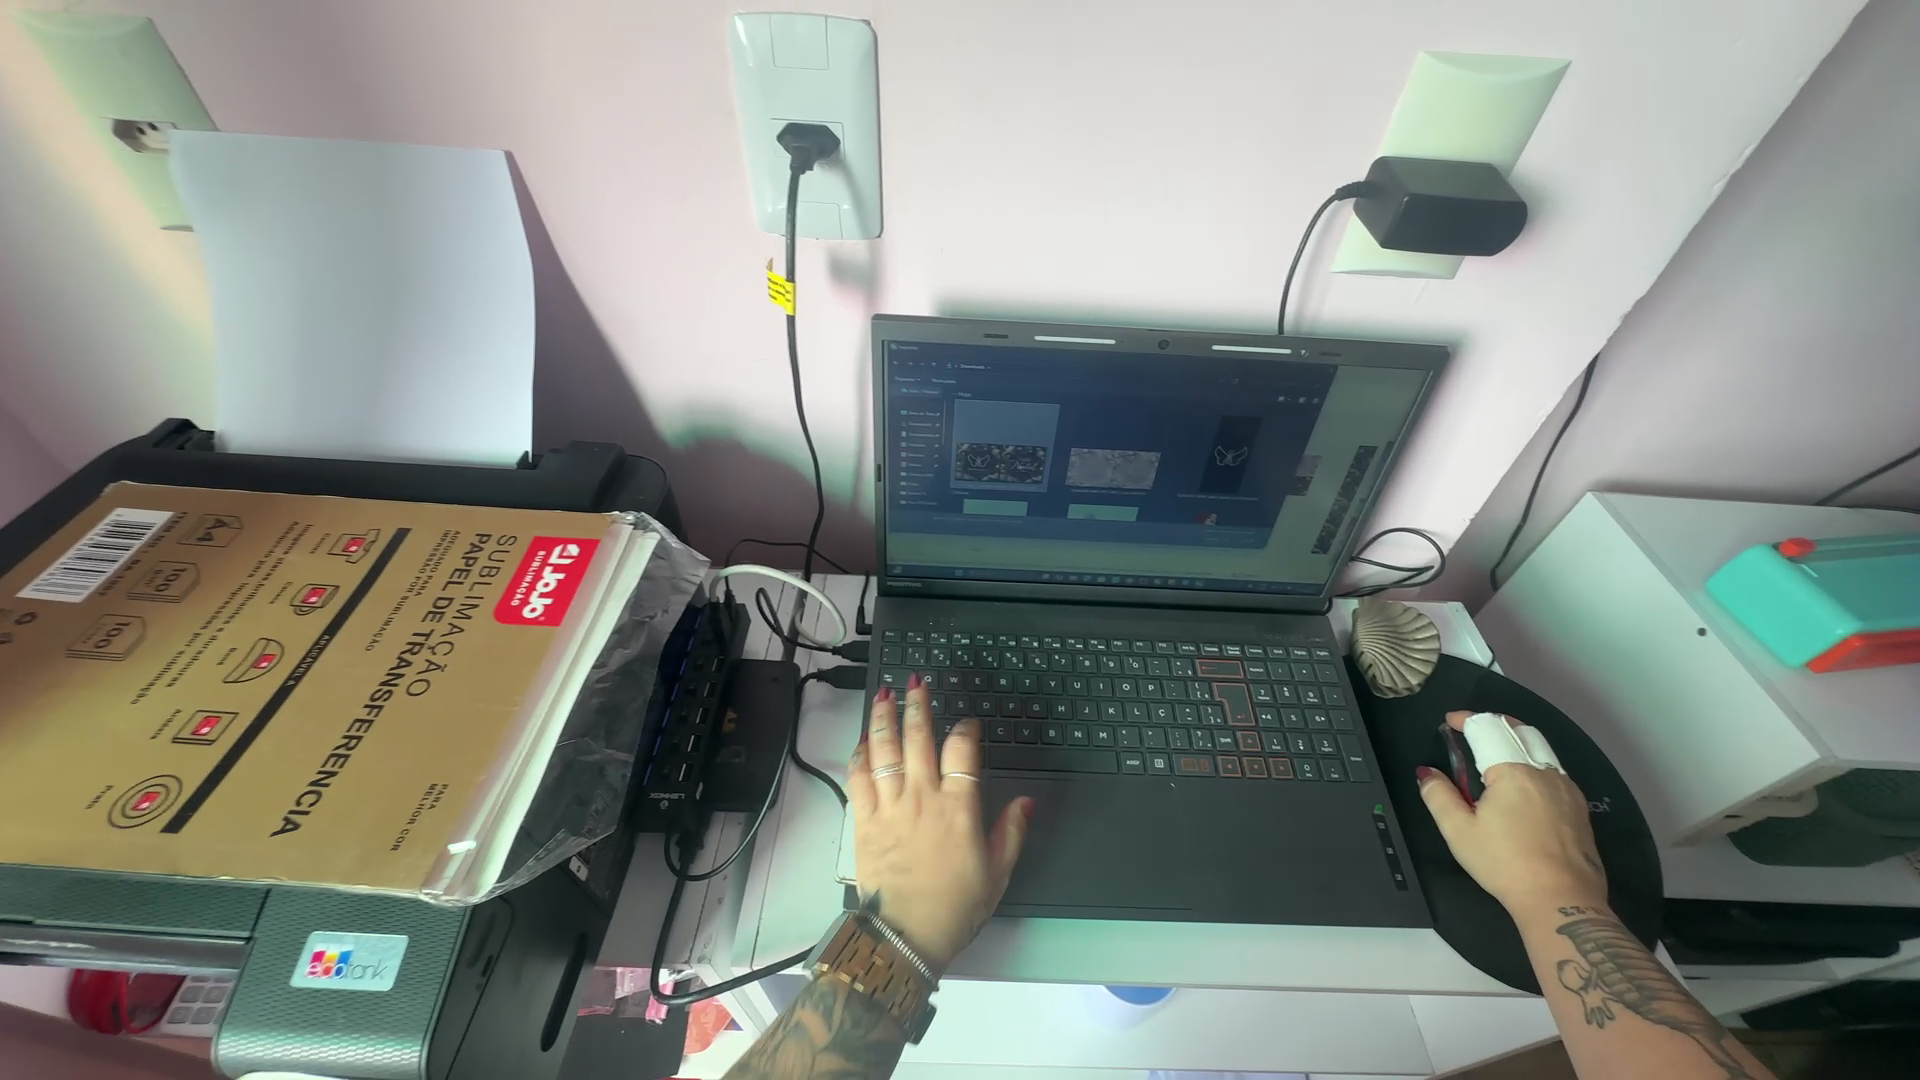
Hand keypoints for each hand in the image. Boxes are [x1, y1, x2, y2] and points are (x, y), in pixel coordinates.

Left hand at [845, 677, 1032, 975]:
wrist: (906, 935)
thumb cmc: (955, 906)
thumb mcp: (997, 872)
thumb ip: (1012, 831)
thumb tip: (1027, 801)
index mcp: (958, 808)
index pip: (963, 752)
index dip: (966, 729)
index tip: (968, 722)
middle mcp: (922, 798)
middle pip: (918, 738)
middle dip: (918, 705)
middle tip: (917, 683)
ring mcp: (890, 806)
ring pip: (884, 749)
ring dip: (884, 718)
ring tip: (886, 695)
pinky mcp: (864, 820)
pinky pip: (858, 777)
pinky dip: (859, 754)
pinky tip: (863, 739)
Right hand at [1417, 711, 1607, 916]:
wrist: (1561, 902)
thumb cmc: (1505, 863)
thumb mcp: (1458, 830)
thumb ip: (1438, 795)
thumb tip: (1427, 773)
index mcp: (1514, 772)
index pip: (1488, 729)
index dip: (1465, 719)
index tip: (1450, 720)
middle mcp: (1545, 774)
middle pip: (1520, 731)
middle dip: (1494, 723)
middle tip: (1471, 728)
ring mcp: (1568, 791)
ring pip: (1541, 750)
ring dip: (1515, 741)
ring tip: (1493, 752)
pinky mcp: (1579, 810)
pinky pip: (1552, 771)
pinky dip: (1532, 762)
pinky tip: (1520, 783)